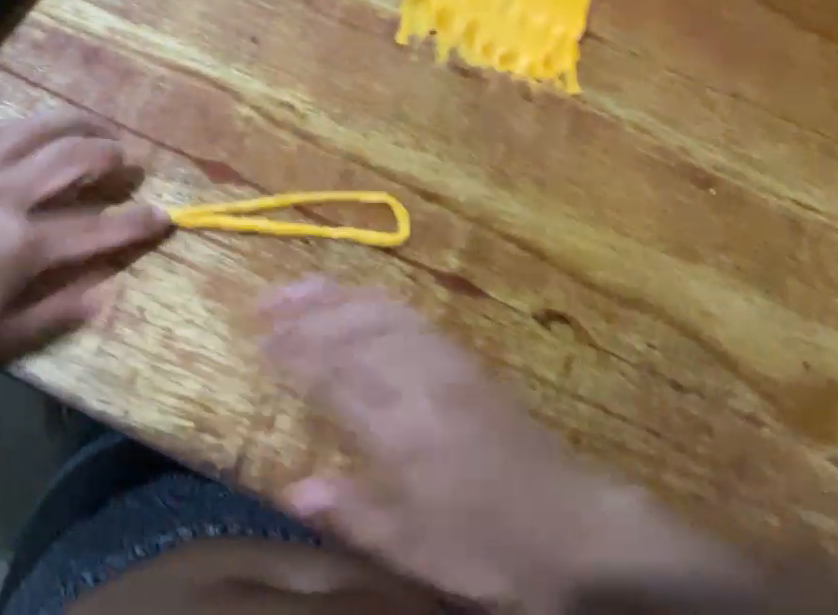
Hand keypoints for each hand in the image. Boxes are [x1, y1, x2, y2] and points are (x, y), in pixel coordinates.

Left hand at [0, 111, 171, 373]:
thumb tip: (111, 291)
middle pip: (77, 159)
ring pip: (44, 129)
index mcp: (21, 246)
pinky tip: (48, 130)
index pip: (98, 228)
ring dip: (83, 126)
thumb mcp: (2, 334)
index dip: (138, 222)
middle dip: (115, 157)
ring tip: (103, 132)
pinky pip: (6, 126)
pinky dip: (38, 124)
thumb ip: (61, 310)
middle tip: (132, 165)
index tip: (166, 216)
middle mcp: (6, 195)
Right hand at [262, 279, 753, 612]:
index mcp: (402, 431)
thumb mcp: (420, 550)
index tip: (259, 340)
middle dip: (305, 312)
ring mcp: (447, 366)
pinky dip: (375, 300)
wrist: (578, 530)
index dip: (294, 352)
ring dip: (335, 297)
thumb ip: (354, 513)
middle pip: (353, 331)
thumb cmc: (491, 548)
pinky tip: (359, 298)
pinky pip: (413, 317)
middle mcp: (420, 384)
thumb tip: (292, 489)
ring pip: (381, 314)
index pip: (335, 374)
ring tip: (298, 287)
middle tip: (263, 303)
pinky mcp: (468, 362)